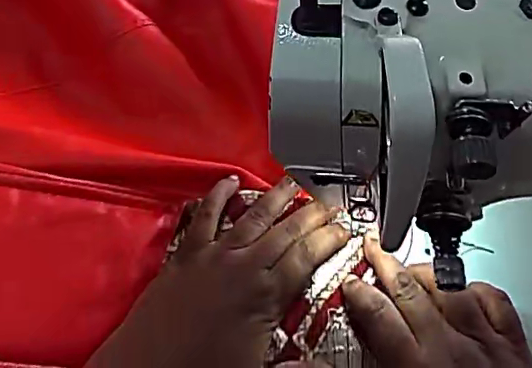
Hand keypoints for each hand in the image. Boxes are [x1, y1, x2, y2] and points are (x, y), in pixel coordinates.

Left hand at [88, 176, 352, 367]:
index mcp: (263, 296)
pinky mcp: (188, 251)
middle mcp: (241, 265)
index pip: (305, 258)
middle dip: (310, 214)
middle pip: (284, 231)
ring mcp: (213, 254)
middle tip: (327, 201)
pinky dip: (219, 193)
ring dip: (274, 197)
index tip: (343, 230)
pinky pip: (207, 214)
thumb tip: (322, 366)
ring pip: (251, 215)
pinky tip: (230, 181)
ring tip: (292, 183)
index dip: (327, 241)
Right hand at [341, 237, 531, 366]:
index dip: (358, 292)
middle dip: (383, 262)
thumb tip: (354, 358)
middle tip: (371, 249)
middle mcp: (451, 350)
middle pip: (408, 288)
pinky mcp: (516, 347)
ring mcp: (485, 343)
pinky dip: (474, 288)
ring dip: (423, 271)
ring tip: (410, 265)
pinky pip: (492, 299)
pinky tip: (462, 287)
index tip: (349, 283)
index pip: (378, 314)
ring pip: (447, 284)